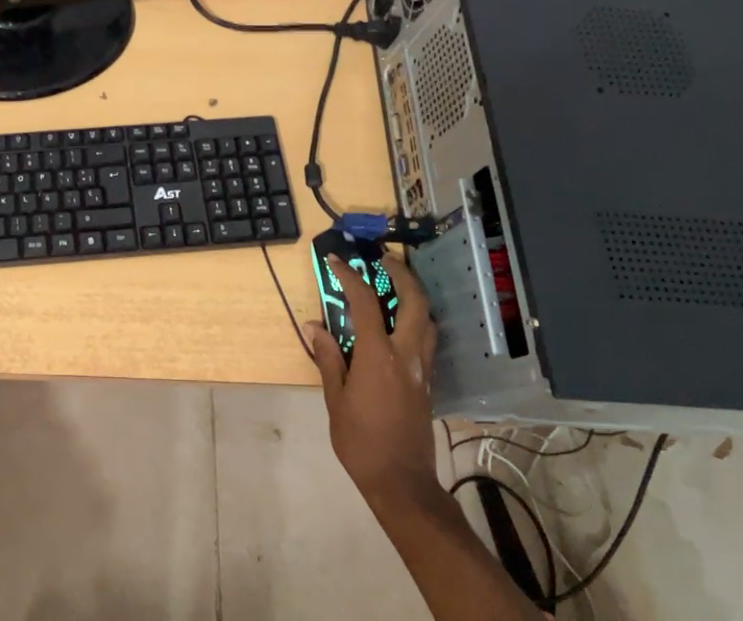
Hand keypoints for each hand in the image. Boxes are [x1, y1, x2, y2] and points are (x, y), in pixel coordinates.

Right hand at [307, 249, 438, 505]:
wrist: (400, 480)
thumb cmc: (359, 441)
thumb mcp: (335, 399)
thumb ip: (328, 358)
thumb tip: (314, 327)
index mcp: (378, 355)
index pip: (365, 302)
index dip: (350, 276)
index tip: (336, 261)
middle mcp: (406, 355)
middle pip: (415, 301)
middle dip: (401, 274)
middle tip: (384, 260)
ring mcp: (422, 369)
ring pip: (428, 320)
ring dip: (415, 297)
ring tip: (396, 287)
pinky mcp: (428, 383)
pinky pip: (427, 340)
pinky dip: (417, 321)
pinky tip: (401, 325)